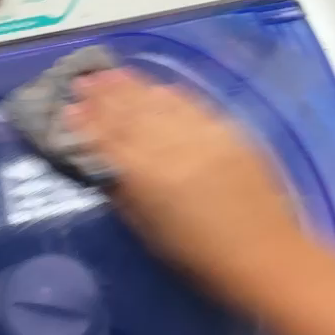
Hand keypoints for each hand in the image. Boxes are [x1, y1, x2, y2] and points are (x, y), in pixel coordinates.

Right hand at [65, 67, 313, 304]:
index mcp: (149, 177)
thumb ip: (123, 194)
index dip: (85, 123)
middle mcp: (173, 147)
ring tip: (109, 74)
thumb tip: (102, 166)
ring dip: (132, 87)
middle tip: (81, 80)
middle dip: (104, 96)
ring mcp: (203, 135)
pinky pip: (191, 104)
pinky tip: (155, 86)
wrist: (267, 257)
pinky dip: (168, 93)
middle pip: (131, 114)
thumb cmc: (202, 260)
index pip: (108, 140)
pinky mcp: (229, 132)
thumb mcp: (150, 233)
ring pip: (159, 102)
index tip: (66, 108)